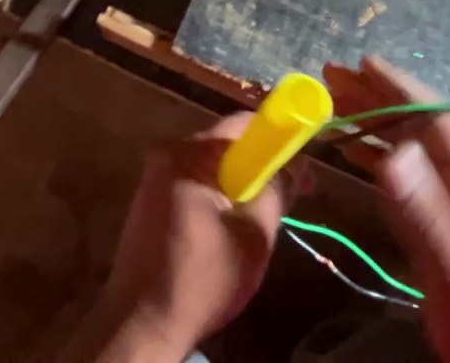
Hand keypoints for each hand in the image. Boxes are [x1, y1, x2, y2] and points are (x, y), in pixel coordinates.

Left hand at [66, 113, 306, 361]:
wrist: (141, 325)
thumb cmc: (201, 279)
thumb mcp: (253, 236)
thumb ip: (277, 191)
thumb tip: (299, 164)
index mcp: (187, 154)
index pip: (242, 124)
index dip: (280, 135)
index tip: (307, 156)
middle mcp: (166, 154)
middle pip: (228, 144)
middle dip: (264, 164)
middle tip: (297, 190)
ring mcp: (154, 177)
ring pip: (214, 167)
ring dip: (244, 184)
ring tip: (270, 214)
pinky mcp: (151, 200)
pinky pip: (197, 183)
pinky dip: (222, 196)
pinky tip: (236, 226)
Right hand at [332, 56, 449, 362]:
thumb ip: (428, 217)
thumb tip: (395, 149)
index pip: (440, 123)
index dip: (400, 90)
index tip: (362, 64)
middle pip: (426, 131)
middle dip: (380, 99)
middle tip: (332, 77)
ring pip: (418, 152)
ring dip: (376, 124)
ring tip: (334, 105)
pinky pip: (414, 180)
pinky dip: (381, 159)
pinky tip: (357, 154)